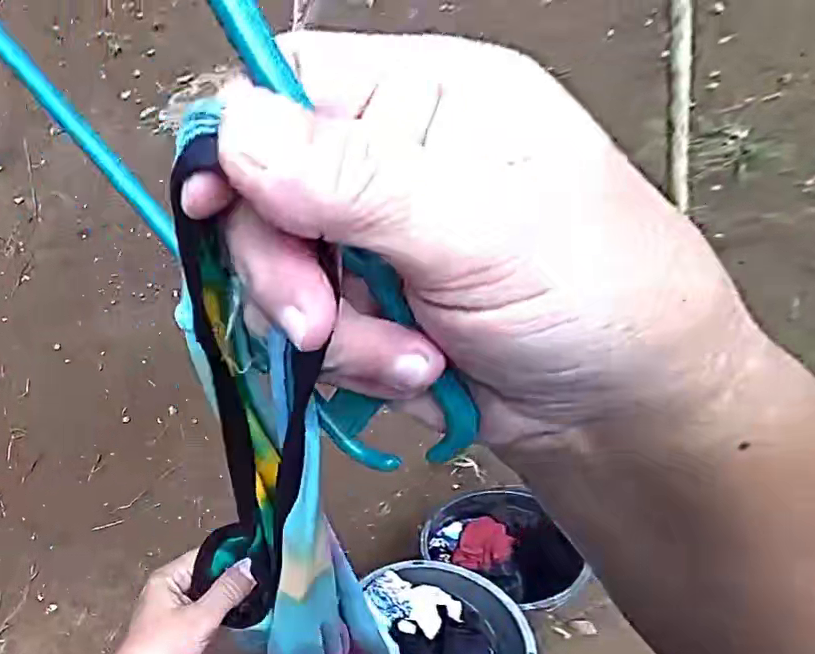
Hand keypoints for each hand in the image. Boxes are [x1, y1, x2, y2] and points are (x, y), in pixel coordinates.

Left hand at [103, 551, 255, 653]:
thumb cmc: (164, 648)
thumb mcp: (200, 617)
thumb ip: (226, 591)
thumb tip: (250, 565)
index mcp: (166, 577)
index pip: (204, 555)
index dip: (232, 554)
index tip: (264, 557)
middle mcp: (167, 587)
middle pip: (205, 574)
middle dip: (233, 577)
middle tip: (269, 580)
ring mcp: (170, 607)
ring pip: (205, 594)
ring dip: (228, 596)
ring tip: (261, 596)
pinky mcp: (176, 626)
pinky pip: (202, 611)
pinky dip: (219, 612)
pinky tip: (241, 616)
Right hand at [179, 32, 778, 451]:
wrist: (605, 403)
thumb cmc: (590, 289)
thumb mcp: (475, 224)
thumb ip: (353, 179)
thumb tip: (236, 132)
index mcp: (416, 104)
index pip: (284, 89)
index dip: (231, 140)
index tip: (209, 204)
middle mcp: (369, 171)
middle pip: (254, 205)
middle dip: (281, 274)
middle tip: (318, 321)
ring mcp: (349, 250)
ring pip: (267, 285)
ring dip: (326, 336)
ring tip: (405, 356)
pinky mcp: (339, 314)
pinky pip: (288, 338)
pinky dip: (340, 364)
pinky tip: (405, 369)